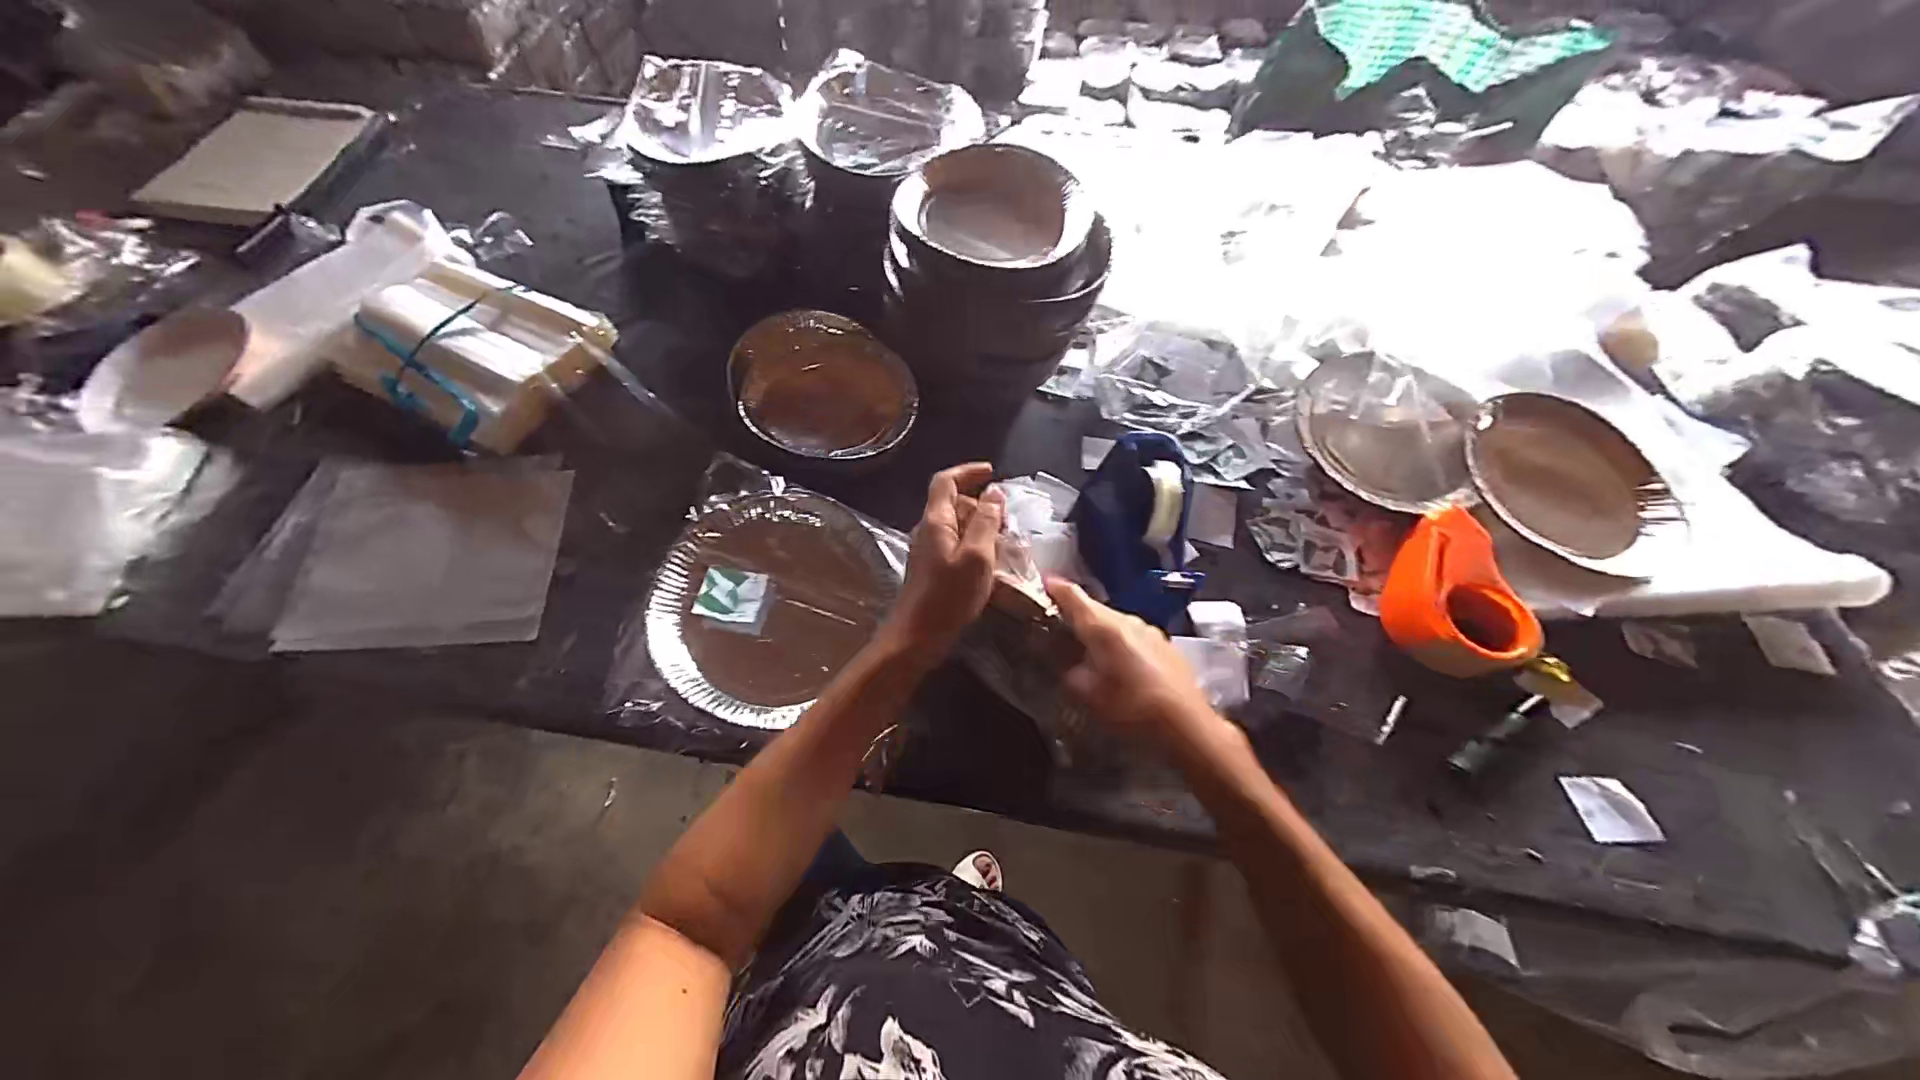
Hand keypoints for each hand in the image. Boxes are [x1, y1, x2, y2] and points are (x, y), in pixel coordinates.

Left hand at [882, 463, 1004, 656]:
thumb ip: (986, 522)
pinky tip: (991, 564)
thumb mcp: (977, 557)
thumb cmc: (948, 596)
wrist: (917, 637)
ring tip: (1005, 544)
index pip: (946, 481)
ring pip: (957, 526)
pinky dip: (975, 546)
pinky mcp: (933, 569)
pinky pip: (956, 546)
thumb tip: (994, 493)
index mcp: (936, 521)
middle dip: (981, 505)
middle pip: (954, 503)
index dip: (968, 471)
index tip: (992, 473)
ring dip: (981, 528)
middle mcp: (928, 530)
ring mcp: (928, 550)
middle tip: (1007, 521)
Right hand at [1045, 578, 1227, 749]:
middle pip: (1095, 609)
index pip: (1073, 596)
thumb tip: (1067, 665)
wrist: (1187, 725)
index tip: (1044, 584)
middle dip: (1076, 615)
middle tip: (1060, 628)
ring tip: (1089, 652)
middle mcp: (1128, 621)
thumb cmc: (1132, 710)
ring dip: (1100, 631)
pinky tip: (1121, 667)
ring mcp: (1150, 631)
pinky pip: (1134, 636)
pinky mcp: (1165, 645)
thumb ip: (1070, 673)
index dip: (1055, 588)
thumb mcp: (1088, 696)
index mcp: (1104, 628)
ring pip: (1116, 622)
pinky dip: (1121, 643)